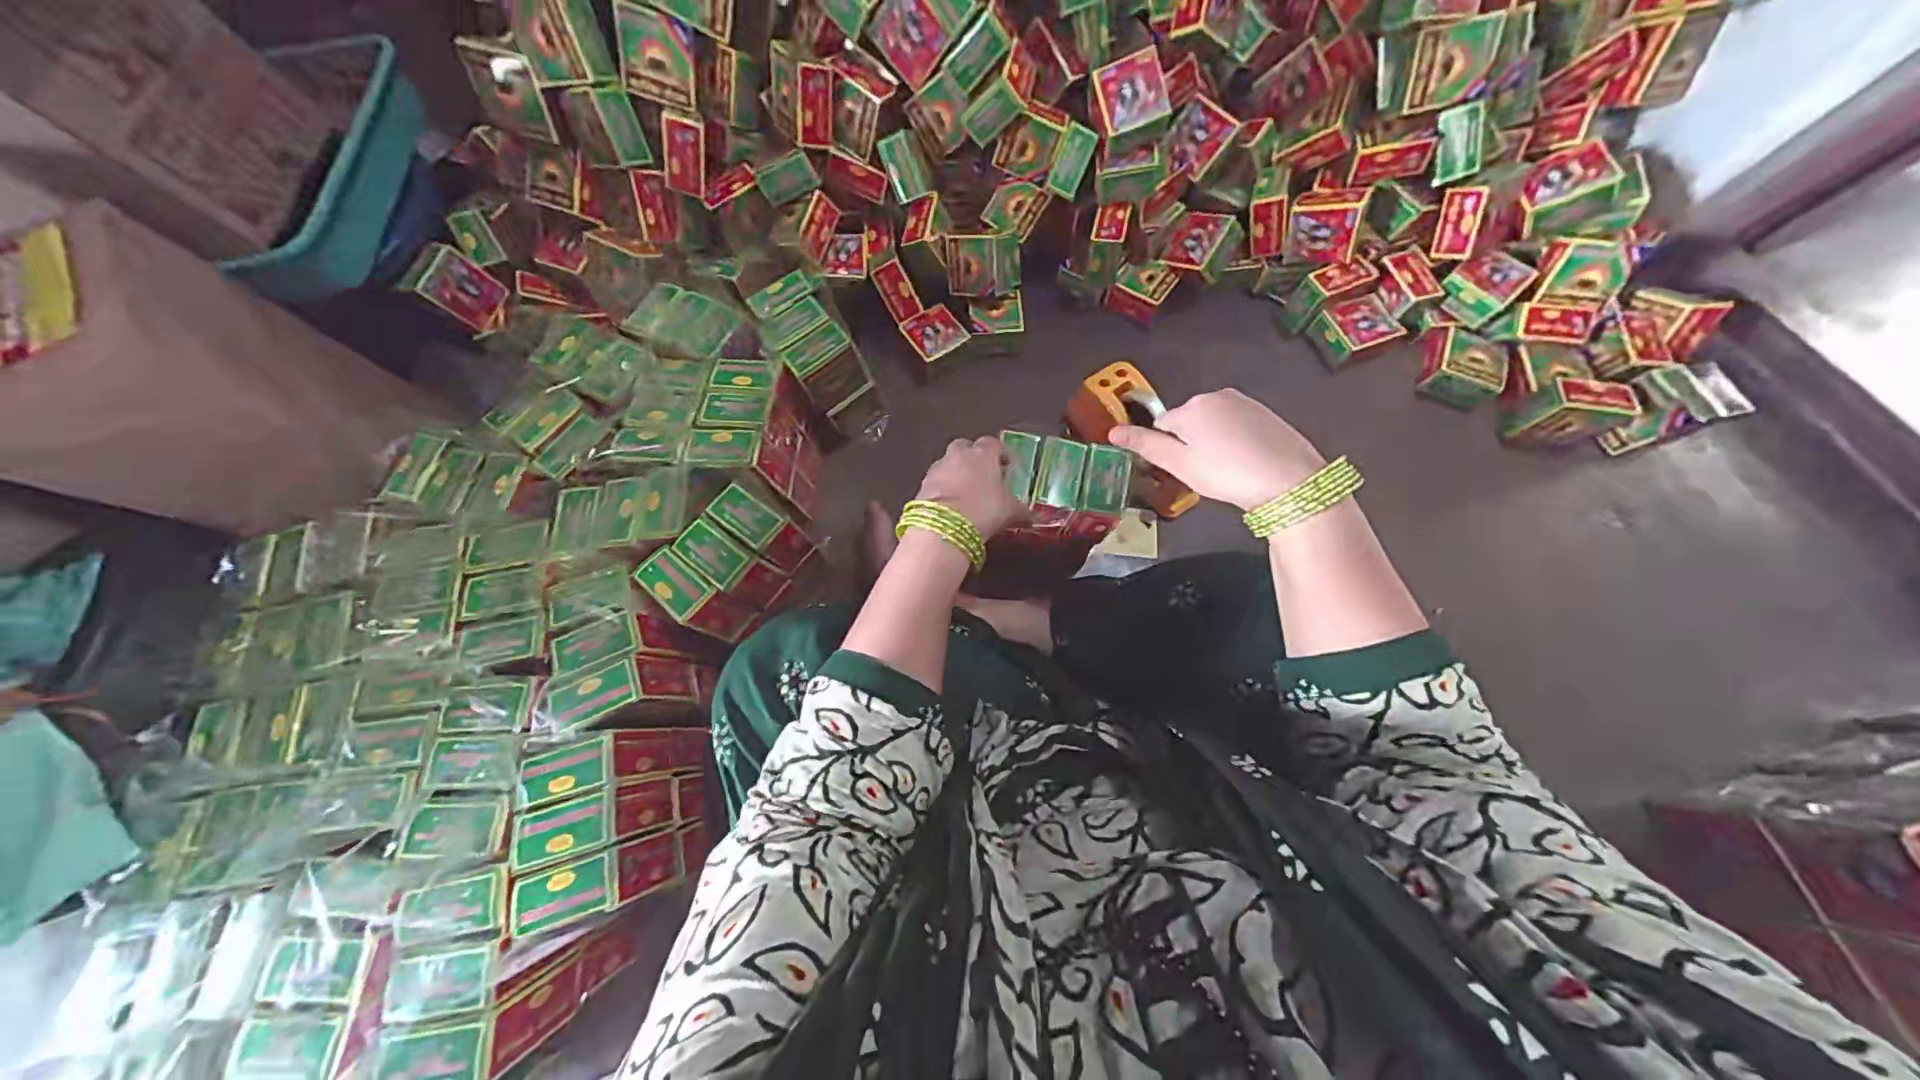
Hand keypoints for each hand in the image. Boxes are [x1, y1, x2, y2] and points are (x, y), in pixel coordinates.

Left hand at [915, 436, 1021, 537]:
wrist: (944, 528)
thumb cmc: (983, 510)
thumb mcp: (1010, 511)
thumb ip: (1022, 510)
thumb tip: (1032, 516)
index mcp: (982, 454)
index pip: (993, 443)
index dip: (1001, 453)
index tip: (1006, 465)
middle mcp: (958, 455)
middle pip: (966, 447)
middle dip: (973, 458)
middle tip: (984, 475)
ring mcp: (937, 469)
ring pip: (948, 463)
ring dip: (956, 473)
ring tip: (966, 493)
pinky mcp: (922, 485)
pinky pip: (936, 481)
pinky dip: (943, 488)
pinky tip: (951, 504)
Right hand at [1110, 389, 1326, 510]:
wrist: (1289, 479)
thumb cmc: (1226, 474)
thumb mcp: (1179, 464)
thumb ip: (1145, 445)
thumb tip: (1113, 432)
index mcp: (1190, 407)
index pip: (1161, 425)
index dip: (1167, 450)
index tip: (1183, 469)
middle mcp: (1215, 396)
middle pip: (1187, 421)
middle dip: (1190, 443)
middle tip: (1205, 472)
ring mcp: (1243, 402)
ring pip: (1212, 423)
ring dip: (1213, 442)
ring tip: (1228, 469)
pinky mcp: (1265, 412)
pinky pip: (1236, 425)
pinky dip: (1235, 441)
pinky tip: (1246, 461)